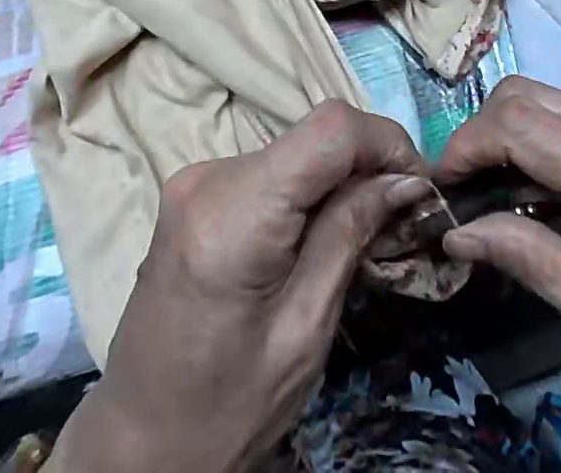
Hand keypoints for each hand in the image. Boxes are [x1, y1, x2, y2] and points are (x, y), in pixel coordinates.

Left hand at [48, 101, 430, 472]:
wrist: (142, 431)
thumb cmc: (227, 403)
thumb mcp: (305, 328)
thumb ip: (349, 235)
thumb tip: (404, 181)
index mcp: (232, 212)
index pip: (329, 129)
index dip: (386, 143)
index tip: (418, 190)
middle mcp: (208, 176)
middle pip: (314, 135)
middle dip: (369, 166)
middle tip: (401, 221)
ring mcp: (196, 177)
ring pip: (296, 147)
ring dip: (340, 179)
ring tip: (365, 233)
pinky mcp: (196, 189)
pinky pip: (272, 167)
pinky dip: (309, 187)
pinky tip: (321, 232)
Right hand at [437, 77, 560, 470]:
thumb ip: (531, 264)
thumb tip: (456, 230)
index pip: (522, 126)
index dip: (467, 145)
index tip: (443, 186)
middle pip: (526, 96)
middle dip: (480, 136)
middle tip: (468, 193)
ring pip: (547, 97)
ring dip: (510, 137)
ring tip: (508, 200)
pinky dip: (544, 139)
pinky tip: (554, 192)